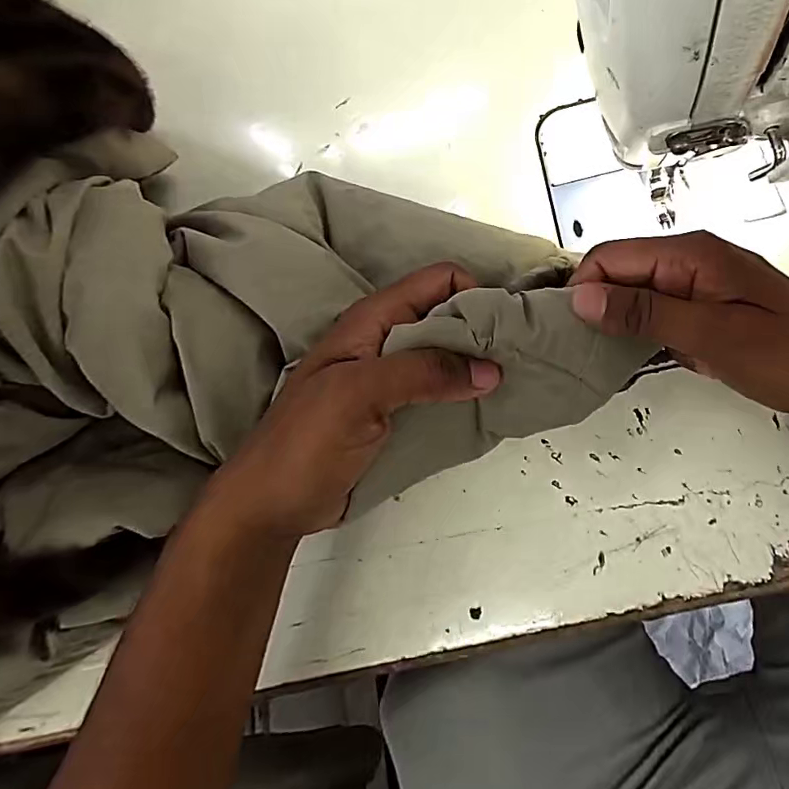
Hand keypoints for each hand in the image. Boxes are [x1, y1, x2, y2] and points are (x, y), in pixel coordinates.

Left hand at [208, 264, 501, 539]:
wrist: (271, 507)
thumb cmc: (302, 444)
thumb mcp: (358, 395)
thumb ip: (422, 372)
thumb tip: (489, 368)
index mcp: (372, 321)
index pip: (437, 281)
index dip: (473, 292)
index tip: (503, 324)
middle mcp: (387, 341)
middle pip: (449, 315)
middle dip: (485, 328)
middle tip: (518, 354)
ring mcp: (394, 377)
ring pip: (450, 353)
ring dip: (480, 362)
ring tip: (514, 379)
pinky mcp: (401, 411)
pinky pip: (445, 388)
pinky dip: (469, 391)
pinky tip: (491, 403)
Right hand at [568, 233, 788, 420]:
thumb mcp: (712, 337)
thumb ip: (647, 313)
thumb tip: (587, 298)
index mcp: (694, 254)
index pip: (613, 254)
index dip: (587, 288)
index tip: (575, 328)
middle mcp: (697, 259)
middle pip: (625, 270)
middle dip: (604, 305)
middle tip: (595, 348)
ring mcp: (707, 281)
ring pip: (643, 292)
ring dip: (629, 322)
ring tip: (625, 355)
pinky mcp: (714, 304)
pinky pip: (667, 309)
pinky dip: (654, 331)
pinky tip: (659, 355)